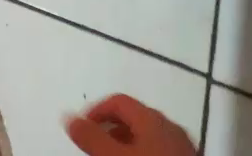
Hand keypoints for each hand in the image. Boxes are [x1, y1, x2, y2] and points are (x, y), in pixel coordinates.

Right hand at [66, 94, 196, 155]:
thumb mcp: (114, 155)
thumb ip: (92, 136)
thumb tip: (67, 116)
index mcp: (151, 117)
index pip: (118, 100)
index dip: (96, 111)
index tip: (82, 130)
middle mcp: (170, 125)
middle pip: (134, 118)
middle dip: (111, 129)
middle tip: (95, 147)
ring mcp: (184, 146)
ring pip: (149, 136)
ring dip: (127, 144)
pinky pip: (161, 150)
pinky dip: (145, 153)